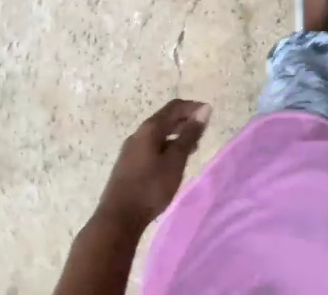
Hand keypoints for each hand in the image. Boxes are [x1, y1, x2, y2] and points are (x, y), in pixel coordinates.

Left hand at [93, 99, 211, 229]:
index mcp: (149, 129)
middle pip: (165, 119)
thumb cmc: (151, 188)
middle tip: (202, 134)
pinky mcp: (128, 164)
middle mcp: (138, 134)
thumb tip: (204, 110)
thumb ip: (190, 135)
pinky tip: (172, 164)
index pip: (174, 107)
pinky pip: (151, 147)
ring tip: (191, 149)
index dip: (193, 107)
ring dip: (176, 136)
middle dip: (185, 122)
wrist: (117, 220)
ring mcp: (130, 150)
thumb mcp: (175, 160)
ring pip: (158, 135)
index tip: (209, 115)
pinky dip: (166, 148)